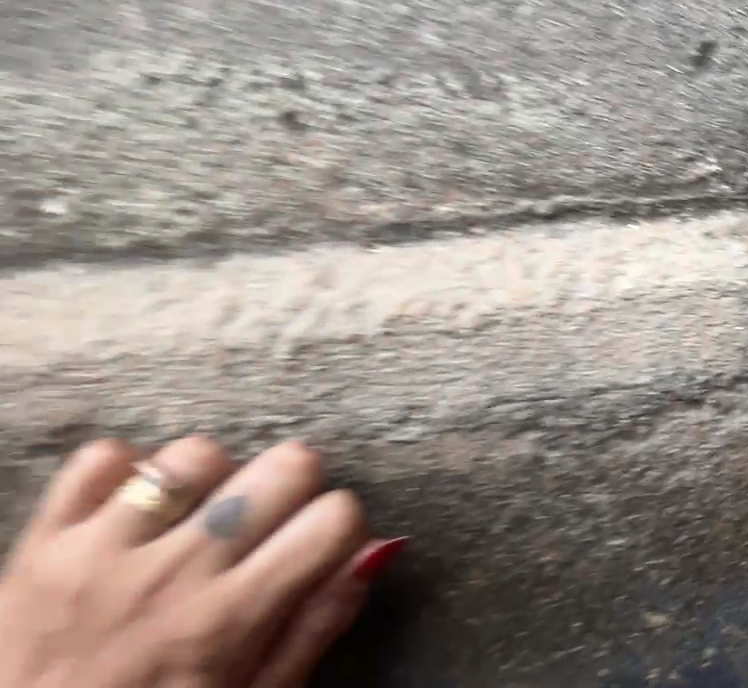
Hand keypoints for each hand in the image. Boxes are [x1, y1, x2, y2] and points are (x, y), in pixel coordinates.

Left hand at [0, 437, 403, 687]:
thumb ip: (320, 623)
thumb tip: (380, 548)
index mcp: (228, 618)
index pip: (336, 516)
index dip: (340, 528)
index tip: (319, 549)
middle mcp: (172, 574)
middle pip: (287, 463)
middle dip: (293, 488)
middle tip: (267, 527)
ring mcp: (99, 555)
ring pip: (199, 453)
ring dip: (211, 479)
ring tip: (199, 518)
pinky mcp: (37, 547)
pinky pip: (98, 459)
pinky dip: (123, 472)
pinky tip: (138, 510)